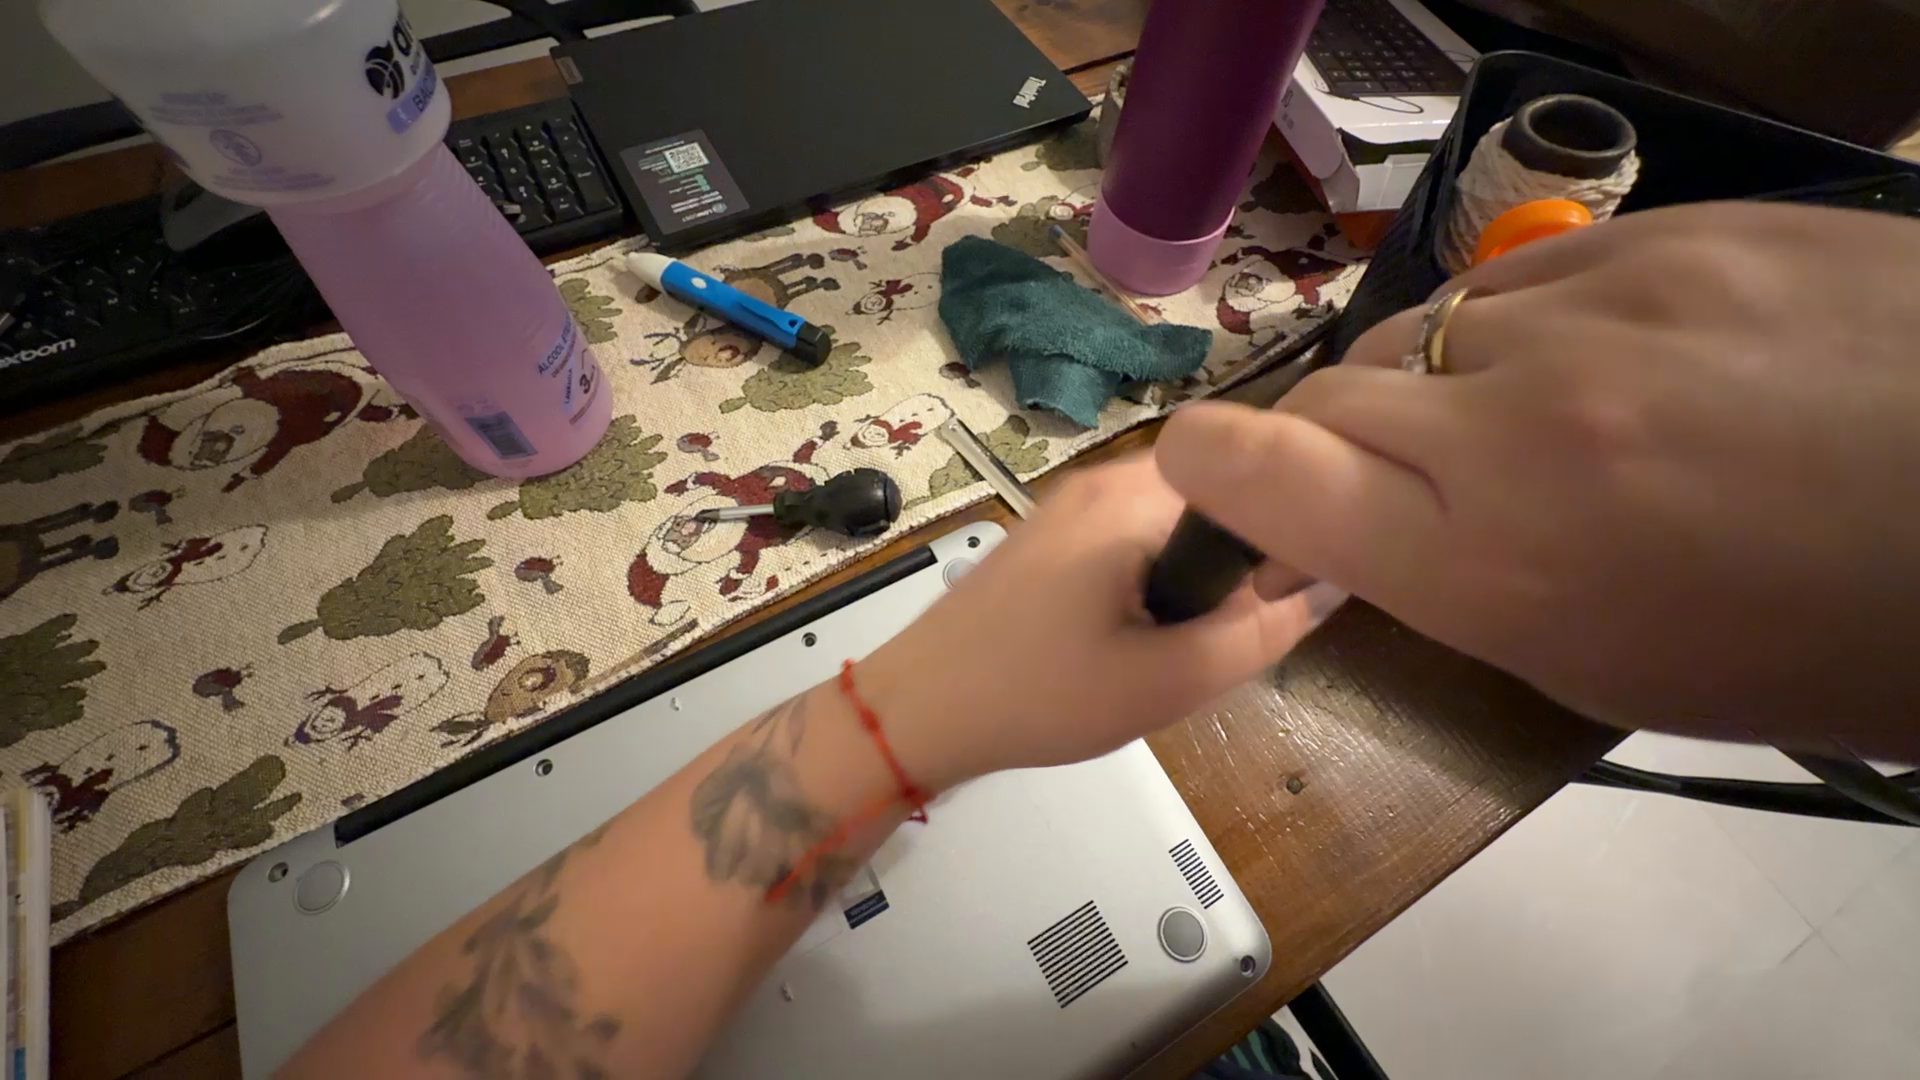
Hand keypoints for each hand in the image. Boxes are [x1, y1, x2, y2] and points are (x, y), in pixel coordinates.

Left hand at [858, 456, 1335, 792]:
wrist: (921, 705)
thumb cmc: (1041, 695)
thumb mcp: (1169, 679)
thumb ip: (1261, 631)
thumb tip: (1331, 582)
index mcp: (1135, 496)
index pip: (1253, 481)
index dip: (1284, 539)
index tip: (1273, 603)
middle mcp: (1101, 479)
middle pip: (1214, 499)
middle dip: (1230, 564)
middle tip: (1210, 636)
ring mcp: (1067, 501)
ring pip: (1170, 520)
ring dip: (1187, 574)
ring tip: (1164, 642)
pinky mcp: (1046, 531)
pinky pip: (1126, 535)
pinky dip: (1146, 574)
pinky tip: (1122, 632)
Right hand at [1155, 203, 1919, 749]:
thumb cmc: (1779, 639)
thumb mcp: (1564, 658)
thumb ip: (1413, 571)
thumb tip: (1320, 509)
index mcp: (1481, 558)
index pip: (1257, 471)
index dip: (1205, 464)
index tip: (1204, 474)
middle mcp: (1511, 423)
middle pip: (1320, 397)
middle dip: (1332, 441)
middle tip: (1406, 477)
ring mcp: (1593, 309)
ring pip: (1411, 338)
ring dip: (1432, 388)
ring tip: (1532, 421)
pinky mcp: (1668, 233)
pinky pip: (1510, 285)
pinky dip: (1518, 332)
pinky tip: (1606, 361)